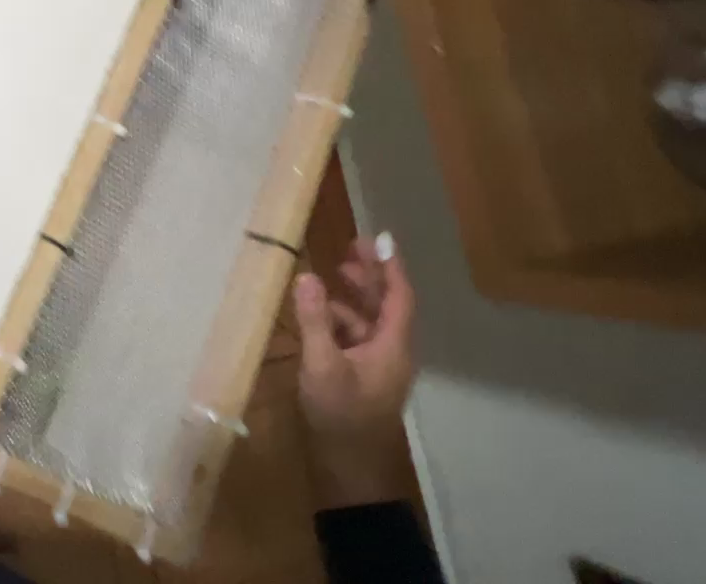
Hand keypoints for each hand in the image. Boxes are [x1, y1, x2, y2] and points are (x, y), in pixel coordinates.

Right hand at [292, 233, 415, 507]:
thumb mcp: (322, 364)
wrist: (349, 467)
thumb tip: (307, 276)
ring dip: (353, 296)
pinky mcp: (361, 376)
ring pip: (369, 321)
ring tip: (329, 274)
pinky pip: (355, 337)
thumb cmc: (341, 414)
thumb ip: (315, 320)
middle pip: (385, 305)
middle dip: (370, 275)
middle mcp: (390, 351)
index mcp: (392, 346)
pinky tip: (316, 315)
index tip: (379, 238)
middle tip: (349, 247)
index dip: (390, 266)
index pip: (398, 297)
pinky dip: (339, 319)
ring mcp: (376, 365)